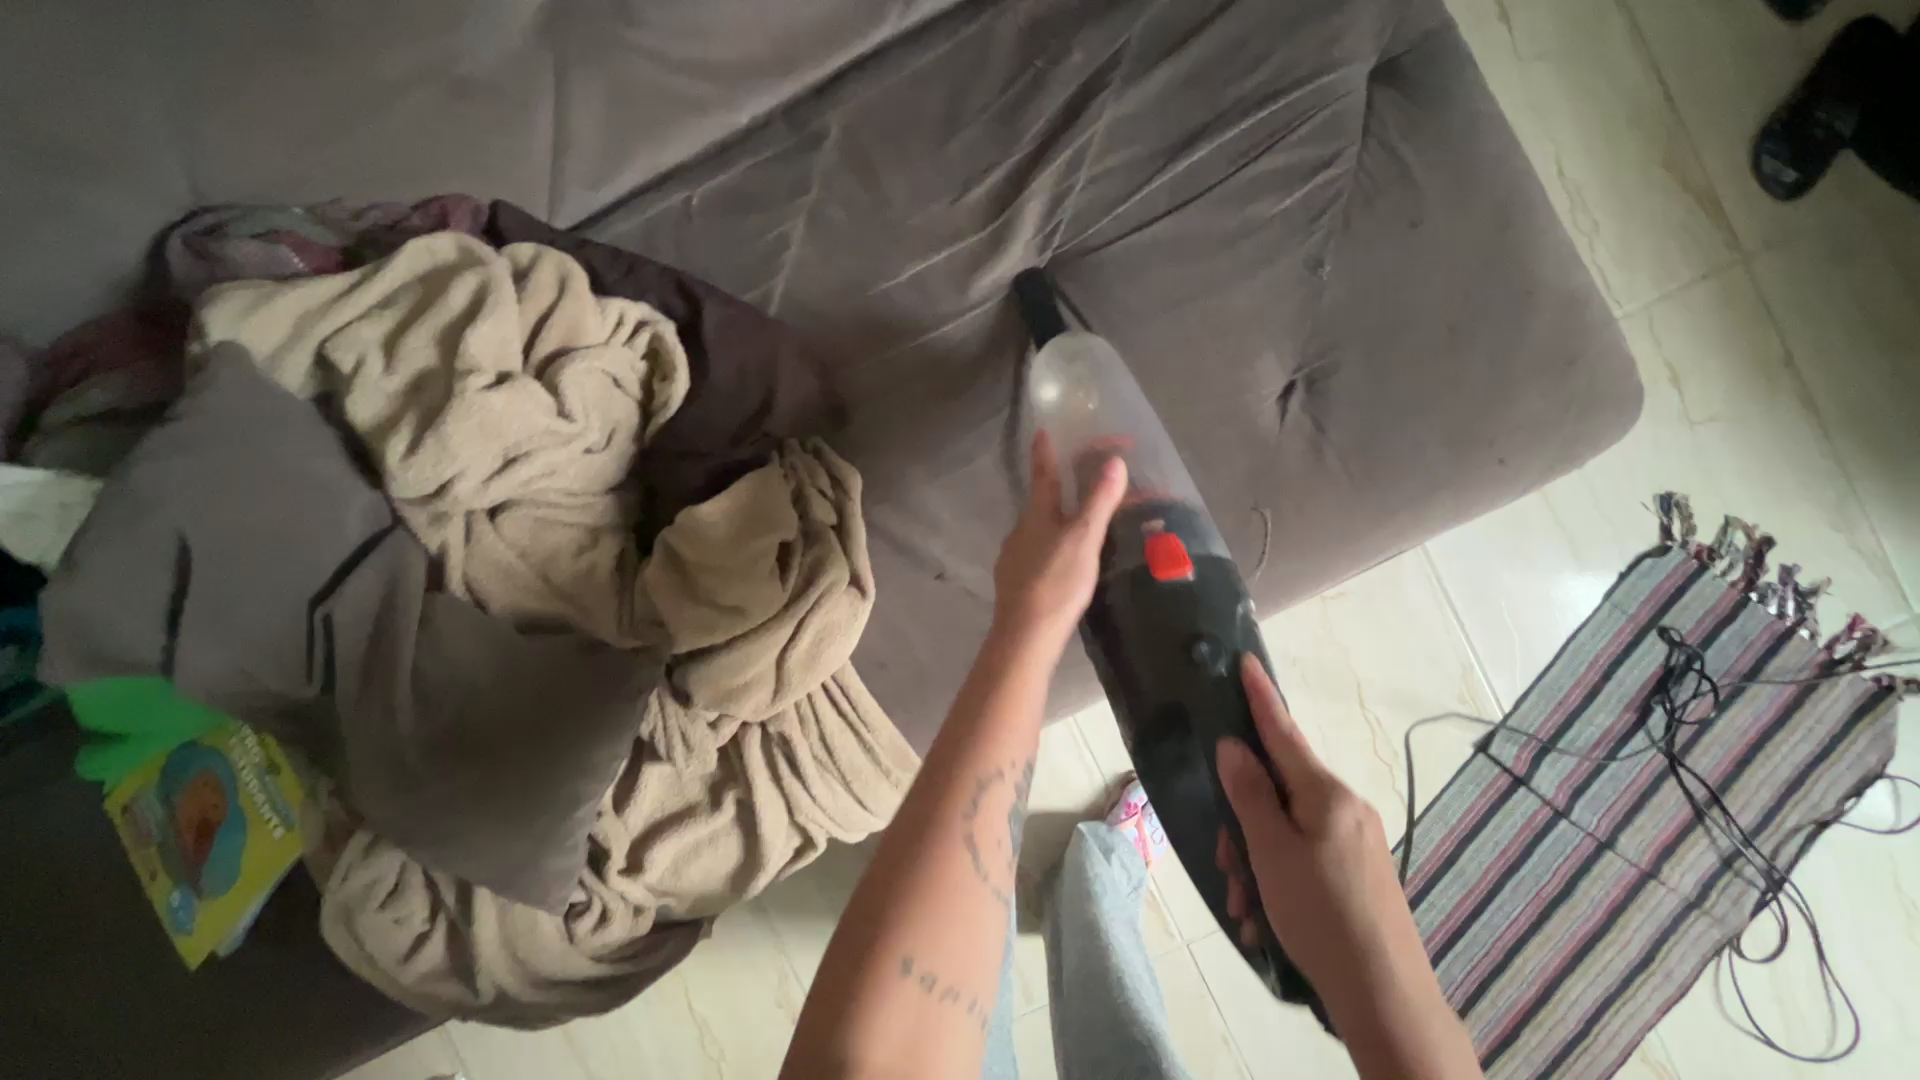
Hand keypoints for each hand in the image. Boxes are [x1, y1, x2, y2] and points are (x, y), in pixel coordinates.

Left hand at [990, 431, 1127, 655]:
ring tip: (1078, 526)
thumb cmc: (1056, 582)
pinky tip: (1062, 564)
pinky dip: (1051, 549)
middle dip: (1056, 491)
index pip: (1042, 475)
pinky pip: (1036, 555)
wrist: (1025, 635)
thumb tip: (1114, 461)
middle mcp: (1019, 531)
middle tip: (1076, 482)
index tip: (1041, 431)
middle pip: (1039, 503)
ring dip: (1055, 523)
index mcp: (1035, 515)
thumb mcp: (1084, 539)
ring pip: (1037, 531)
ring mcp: (1014, 558)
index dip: (1044, 453)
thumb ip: (1098, 502)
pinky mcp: (1016, 584)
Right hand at [1215, 655, 1481, 1078]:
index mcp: (1326, 795)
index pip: (1284, 734)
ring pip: (1285, 829)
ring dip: (1256, 861)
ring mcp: (1355, 842)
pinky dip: (1278, 878)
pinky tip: (1265, 917)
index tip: (1247, 661)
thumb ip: (1250, 793)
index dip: (1261, 698)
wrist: (1386, 996)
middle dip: (1243, 823)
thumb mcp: (1271, 852)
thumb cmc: (1321, 915)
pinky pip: (1303, 856)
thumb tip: (1234, 746)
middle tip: (1228, 867)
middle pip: (1277, 791)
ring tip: (1247, 906)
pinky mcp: (1358, 872)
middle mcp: (1345, 809)